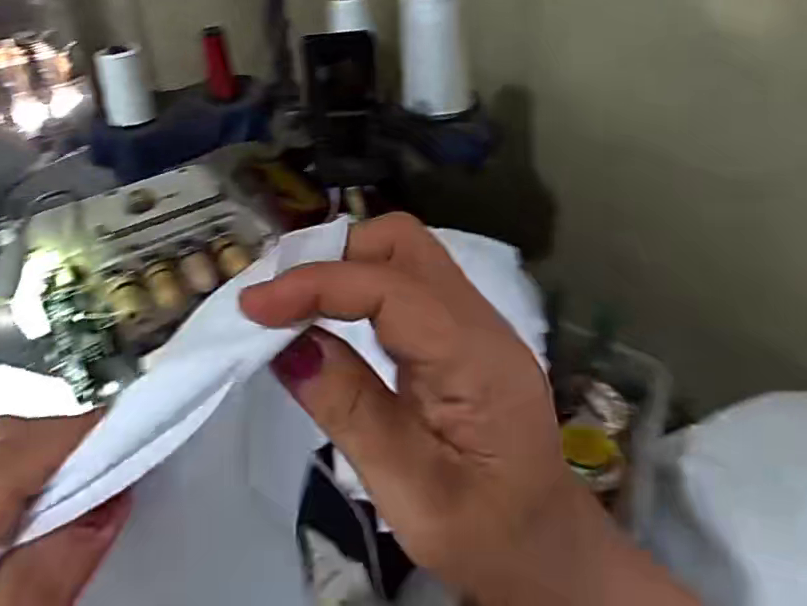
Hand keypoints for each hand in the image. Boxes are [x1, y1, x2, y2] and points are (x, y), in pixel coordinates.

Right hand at [241, 214, 695, 604]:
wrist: (552, 563)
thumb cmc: (489, 539)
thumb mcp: (411, 495)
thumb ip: (349, 411)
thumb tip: (284, 344)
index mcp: (478, 360)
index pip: (387, 286)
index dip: (314, 284)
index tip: (254, 306)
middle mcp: (479, 322)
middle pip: (398, 243)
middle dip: (329, 257)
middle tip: (277, 299)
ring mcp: (469, 320)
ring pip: (396, 251)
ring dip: (337, 264)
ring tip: (290, 303)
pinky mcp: (452, 329)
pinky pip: (395, 278)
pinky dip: (349, 282)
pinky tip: (323, 315)